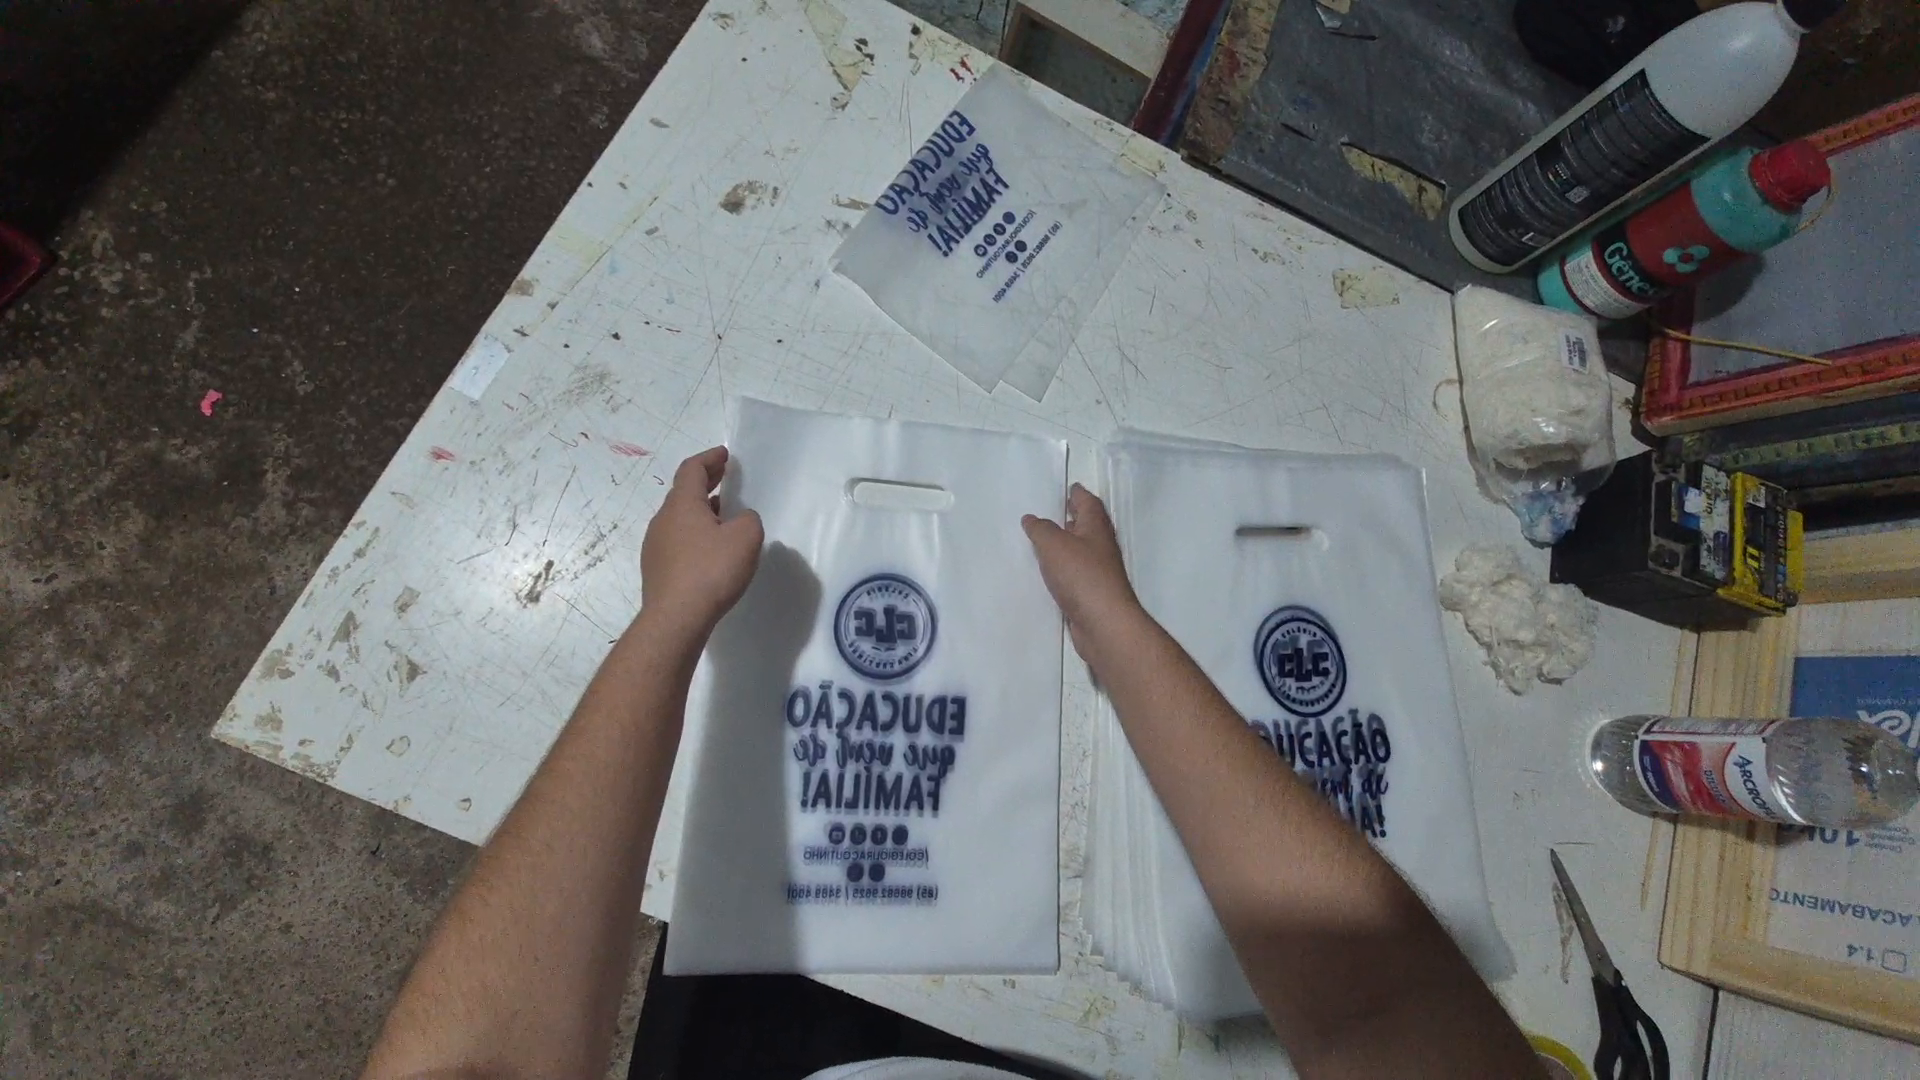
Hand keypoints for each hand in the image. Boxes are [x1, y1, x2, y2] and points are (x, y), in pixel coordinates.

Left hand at [641, 447, 763, 639]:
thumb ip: (749, 519)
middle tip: (725, 477)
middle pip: (684, 492)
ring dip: (702, 511)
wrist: (677, 618)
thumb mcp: (746, 537)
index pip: (692, 469)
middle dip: (706, 482)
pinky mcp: (658, 569)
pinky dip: (696, 534)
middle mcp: (663, 520)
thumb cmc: (712, 570)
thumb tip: (741, 519)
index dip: (709, 458)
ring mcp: (656, 545)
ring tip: (724, 515)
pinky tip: (712, 549)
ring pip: (680, 518)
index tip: (725, 455)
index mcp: (682, 504)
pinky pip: (679, 541)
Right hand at [1021, 483, 1141, 651]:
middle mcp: (1100, 546)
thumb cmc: (1081, 576)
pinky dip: (1064, 566)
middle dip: (1074, 516)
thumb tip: (1031, 518)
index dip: (1079, 494)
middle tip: (1056, 510)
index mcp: (1096, 528)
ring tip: (1047, 538)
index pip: (1089, 503)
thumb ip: (1041, 529)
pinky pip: (1075, 572)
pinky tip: (1050, 571)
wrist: (1102, 623)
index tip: (1070, 487)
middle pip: (1088, 525)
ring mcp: (1098, 571)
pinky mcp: (1091, 592)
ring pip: (1082, 549)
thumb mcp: (1054, 545)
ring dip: (1067, 542)